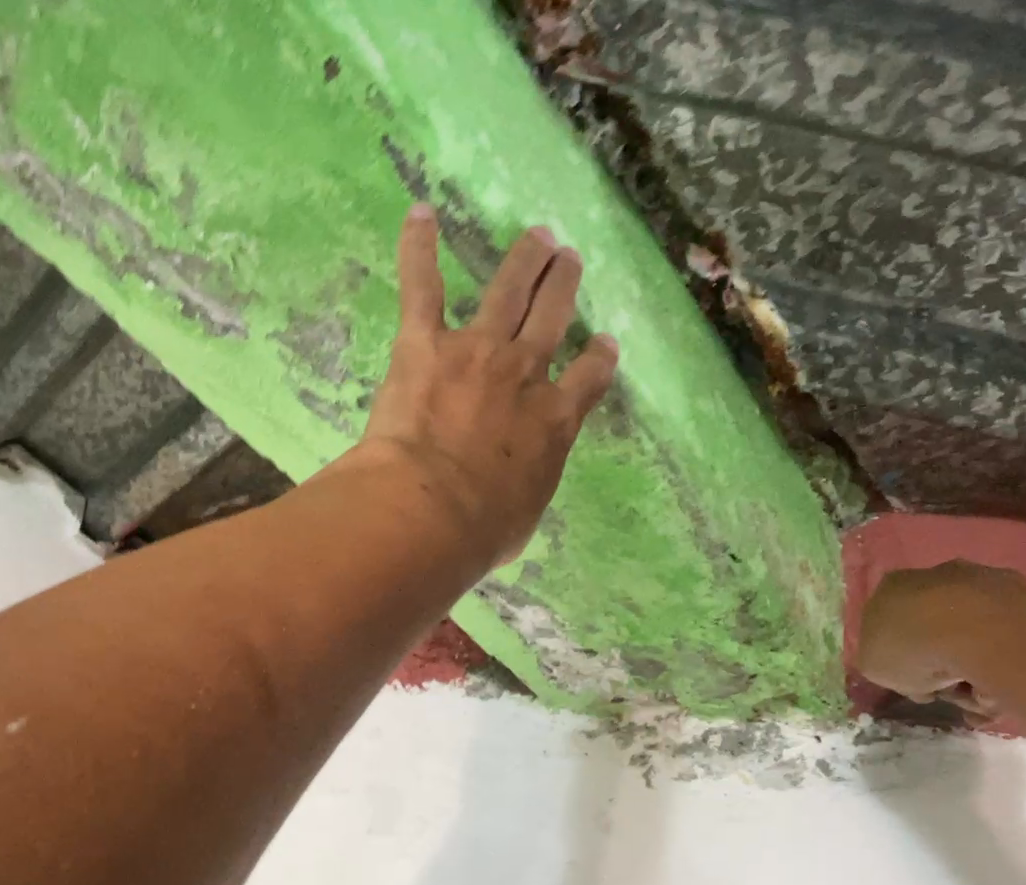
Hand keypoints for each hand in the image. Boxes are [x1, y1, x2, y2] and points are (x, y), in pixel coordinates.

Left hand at [347, 205, 619, 567]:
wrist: (429, 511)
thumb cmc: (477, 530)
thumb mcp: (519, 519)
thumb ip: (520, 491)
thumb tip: (507, 497)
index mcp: (553, 421)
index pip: (588, 379)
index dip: (599, 358)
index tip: (607, 342)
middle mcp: (524, 375)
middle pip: (552, 319)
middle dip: (563, 286)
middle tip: (569, 259)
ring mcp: (477, 351)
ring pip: (508, 292)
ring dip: (524, 261)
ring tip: (538, 235)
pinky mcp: (425, 344)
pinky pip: (422, 286)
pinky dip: (419, 248)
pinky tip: (420, 213)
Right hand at [857, 560, 1025, 716]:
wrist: (980, 630)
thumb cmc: (911, 647)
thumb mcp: (874, 668)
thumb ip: (884, 666)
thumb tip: (910, 673)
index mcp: (890, 587)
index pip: (889, 624)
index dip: (902, 659)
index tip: (919, 685)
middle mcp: (933, 576)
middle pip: (936, 628)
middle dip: (945, 666)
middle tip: (955, 693)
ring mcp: (981, 580)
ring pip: (976, 633)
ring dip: (978, 668)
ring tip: (985, 697)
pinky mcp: (1024, 592)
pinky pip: (1010, 634)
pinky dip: (1008, 660)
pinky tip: (1008, 684)